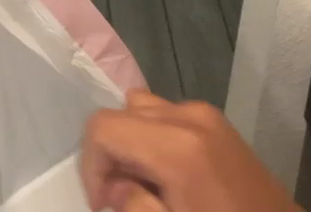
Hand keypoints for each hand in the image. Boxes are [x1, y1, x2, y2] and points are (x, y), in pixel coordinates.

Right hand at [80, 90, 298, 211]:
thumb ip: (133, 206)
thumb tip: (116, 187)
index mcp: (176, 145)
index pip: (104, 128)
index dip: (92, 166)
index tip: (103, 206)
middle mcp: (188, 116)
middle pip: (121, 115)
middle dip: (113, 157)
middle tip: (123, 202)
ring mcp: (207, 115)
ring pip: (142, 109)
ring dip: (133, 145)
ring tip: (147, 189)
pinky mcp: (219, 123)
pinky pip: (169, 116)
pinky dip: (156, 140)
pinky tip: (172, 180)